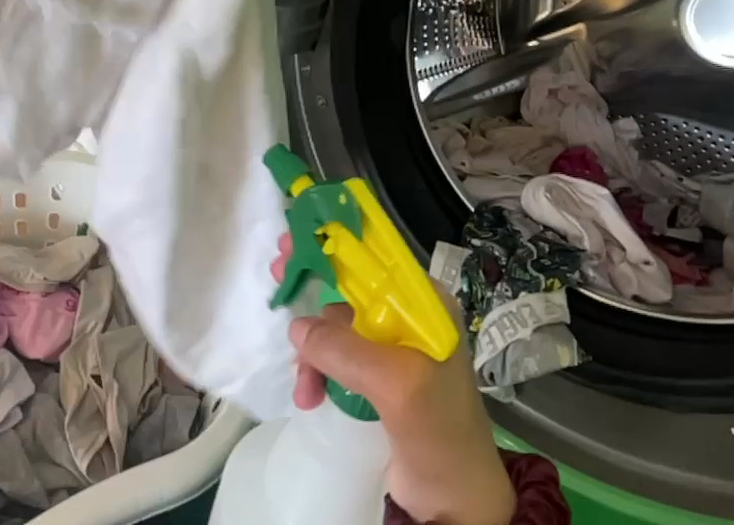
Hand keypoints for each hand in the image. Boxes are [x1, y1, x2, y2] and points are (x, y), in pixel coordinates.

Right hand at [273, 235, 517, 524]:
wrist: (454, 499)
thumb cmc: (439, 431)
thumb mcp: (397, 385)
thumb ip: (346, 351)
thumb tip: (297, 327)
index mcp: (425, 306)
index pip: (377, 260)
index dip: (336, 244)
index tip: (298, 235)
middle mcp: (408, 318)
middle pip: (350, 286)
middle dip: (314, 284)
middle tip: (278, 273)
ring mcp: (390, 349)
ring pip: (334, 327)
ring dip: (312, 351)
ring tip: (305, 385)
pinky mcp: (374, 378)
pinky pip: (332, 357)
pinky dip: (315, 372)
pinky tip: (310, 394)